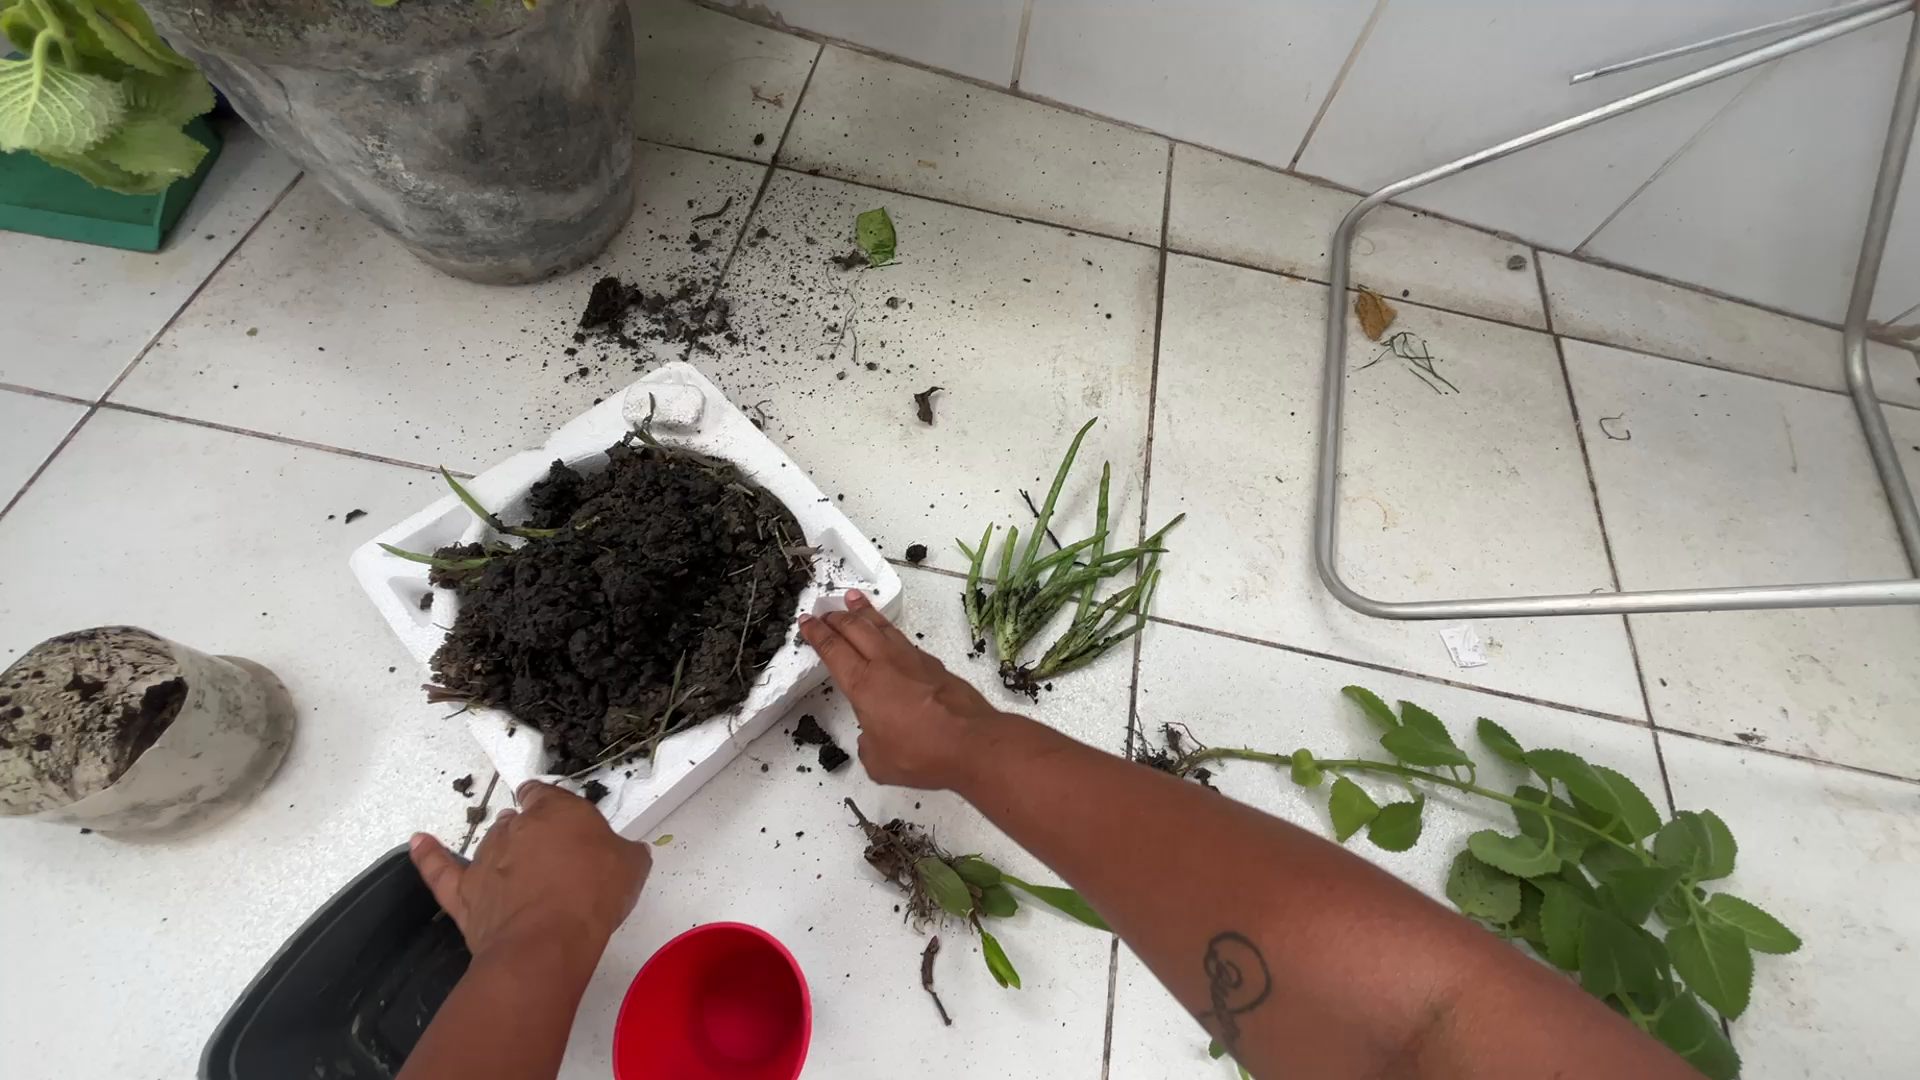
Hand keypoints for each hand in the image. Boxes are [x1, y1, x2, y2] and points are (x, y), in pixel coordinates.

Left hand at [409, 781, 651, 961]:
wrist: (548, 943)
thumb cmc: (595, 894)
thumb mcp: (631, 865)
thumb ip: (624, 851)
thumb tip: (625, 853)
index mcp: (560, 811)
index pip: (546, 793)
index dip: (551, 802)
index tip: (560, 814)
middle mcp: (518, 828)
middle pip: (519, 818)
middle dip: (531, 828)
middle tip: (549, 849)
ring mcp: (486, 861)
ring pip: (490, 843)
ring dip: (501, 846)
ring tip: (515, 858)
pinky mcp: (464, 895)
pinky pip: (440, 870)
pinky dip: (428, 856)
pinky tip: (418, 842)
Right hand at [798, 589, 1006, 789]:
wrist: (971, 742)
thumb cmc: (922, 754)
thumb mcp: (880, 761)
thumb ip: (869, 745)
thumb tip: (873, 738)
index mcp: (864, 685)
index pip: (833, 651)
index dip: (817, 634)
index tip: (807, 622)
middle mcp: (885, 664)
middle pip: (855, 629)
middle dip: (836, 618)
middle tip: (825, 610)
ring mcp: (912, 660)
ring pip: (882, 627)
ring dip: (864, 612)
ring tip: (853, 599)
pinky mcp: (934, 664)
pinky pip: (903, 640)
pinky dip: (889, 631)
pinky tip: (889, 634)